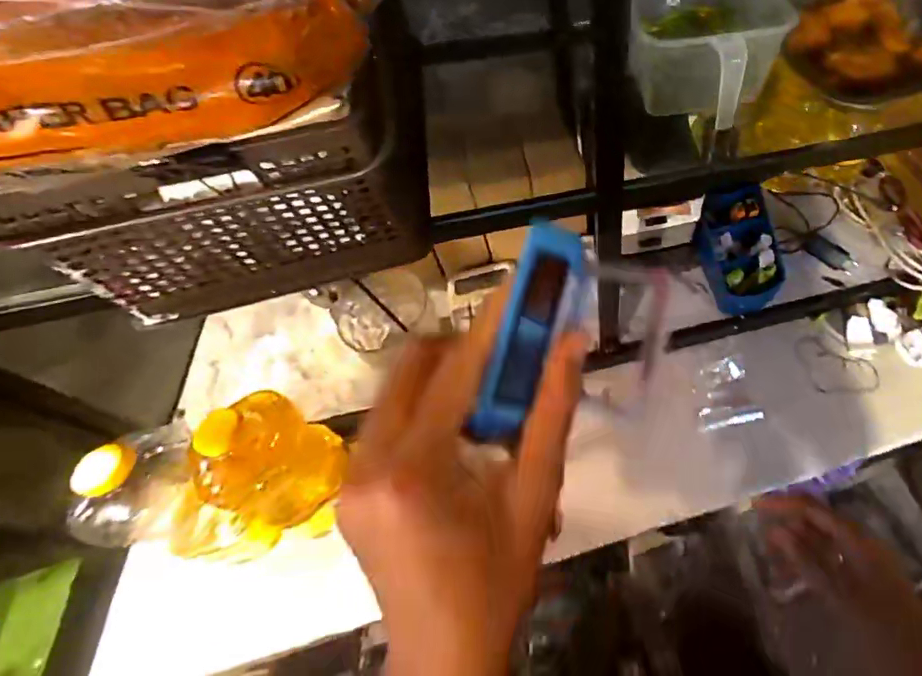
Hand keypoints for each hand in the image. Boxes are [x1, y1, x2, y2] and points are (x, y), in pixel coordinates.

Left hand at [339, 291, 588, 675]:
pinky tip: (463, 434)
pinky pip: (389, 416)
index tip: (520, 283)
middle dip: (466, 346)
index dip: (494, 321)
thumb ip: (552, 411)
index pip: (457, 369)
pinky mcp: (348, 485)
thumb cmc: (497, 582)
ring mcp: (349, 475)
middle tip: (512, 350)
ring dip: (447, 376)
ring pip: (399, 386)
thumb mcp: (535, 495)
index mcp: (412, 467)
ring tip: (492, 402)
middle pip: (415, 364)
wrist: (443, 659)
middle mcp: (366, 461)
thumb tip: (573, 341)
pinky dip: (429, 406)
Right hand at [755, 493, 921, 674]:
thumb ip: (807, 562)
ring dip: (798, 545)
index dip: (784, 503)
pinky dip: (812, 563)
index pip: (814, 507)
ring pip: (824, 541)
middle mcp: (862, 541)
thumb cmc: (882, 629)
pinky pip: (833, 559)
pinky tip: (795, 577)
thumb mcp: (840, 597)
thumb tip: (776, 530)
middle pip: (819, 520)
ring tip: (772, 558)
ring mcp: (866, 559)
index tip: (756, 504)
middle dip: (788, 524)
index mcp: (857, 538)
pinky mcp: (867, 578)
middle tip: (760, 532)